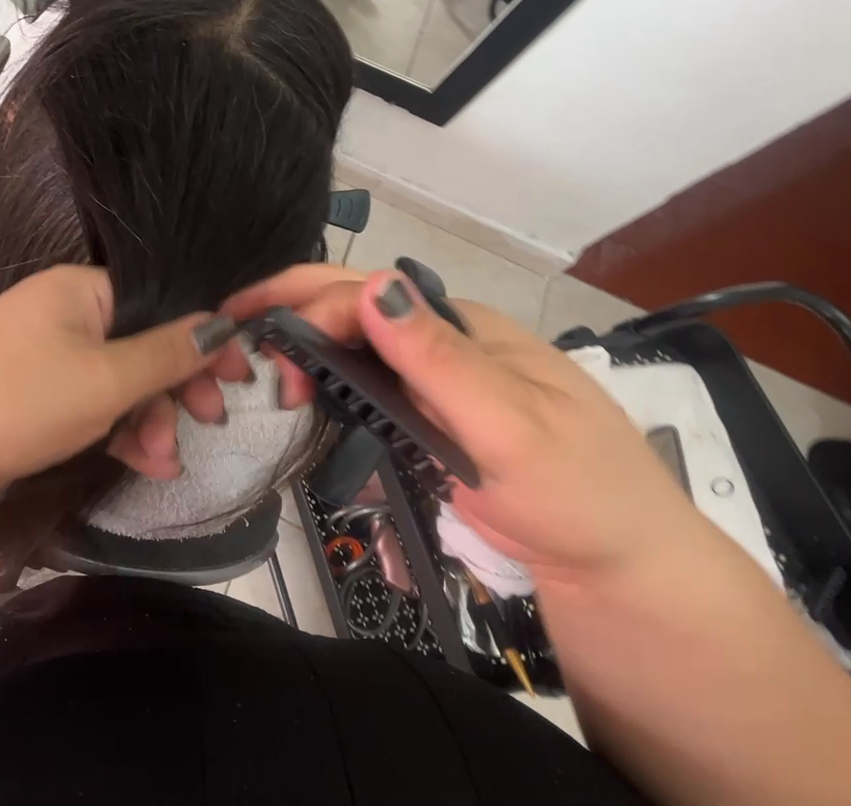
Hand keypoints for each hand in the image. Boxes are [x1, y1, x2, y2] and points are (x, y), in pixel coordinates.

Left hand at [0, 265, 238, 505]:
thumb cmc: (18, 401)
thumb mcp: (105, 379)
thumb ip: (168, 353)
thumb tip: (221, 324)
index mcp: (77, 289)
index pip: (158, 302)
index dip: (201, 338)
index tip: (239, 377)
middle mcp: (59, 312)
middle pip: (139, 343)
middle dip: (174, 389)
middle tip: (209, 423)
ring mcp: (40, 355)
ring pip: (115, 381)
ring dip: (148, 419)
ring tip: (166, 461)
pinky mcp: (28, 395)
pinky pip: (86, 404)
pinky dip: (115, 430)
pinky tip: (145, 463)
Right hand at [223, 266, 708, 585]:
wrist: (616, 566)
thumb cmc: (576, 494)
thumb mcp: (510, 427)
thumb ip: (439, 359)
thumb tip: (374, 285)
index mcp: (463, 326)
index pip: (363, 295)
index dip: (307, 316)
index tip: (274, 371)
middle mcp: (442, 341)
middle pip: (349, 305)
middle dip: (288, 309)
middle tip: (234, 339)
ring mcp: (433, 379)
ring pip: (350, 340)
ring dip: (301, 341)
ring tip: (258, 367)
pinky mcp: (426, 415)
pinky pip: (363, 380)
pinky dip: (324, 376)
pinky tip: (300, 388)